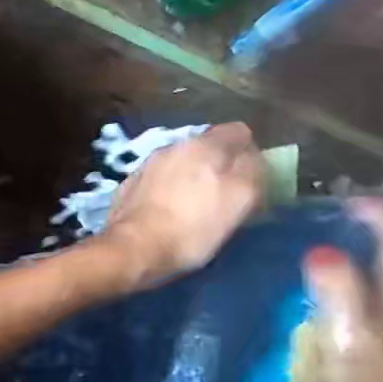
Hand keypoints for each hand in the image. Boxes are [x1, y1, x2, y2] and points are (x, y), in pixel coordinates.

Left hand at [97, 123, 265, 289]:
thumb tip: (253, 157)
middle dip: (218, 167)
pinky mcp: (129, 186)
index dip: (250, 154)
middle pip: (207, 148)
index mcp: (204, 144)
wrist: (132, 249)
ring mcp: (146, 165)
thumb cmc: (191, 228)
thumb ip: (252, 171)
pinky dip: (167, 192)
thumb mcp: (240, 200)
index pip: (239, 132)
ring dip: (190, 179)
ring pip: (180, 164)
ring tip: (193, 209)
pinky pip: (158, 182)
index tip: (251, 181)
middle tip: (224, 198)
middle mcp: (174, 146)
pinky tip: (167, 214)